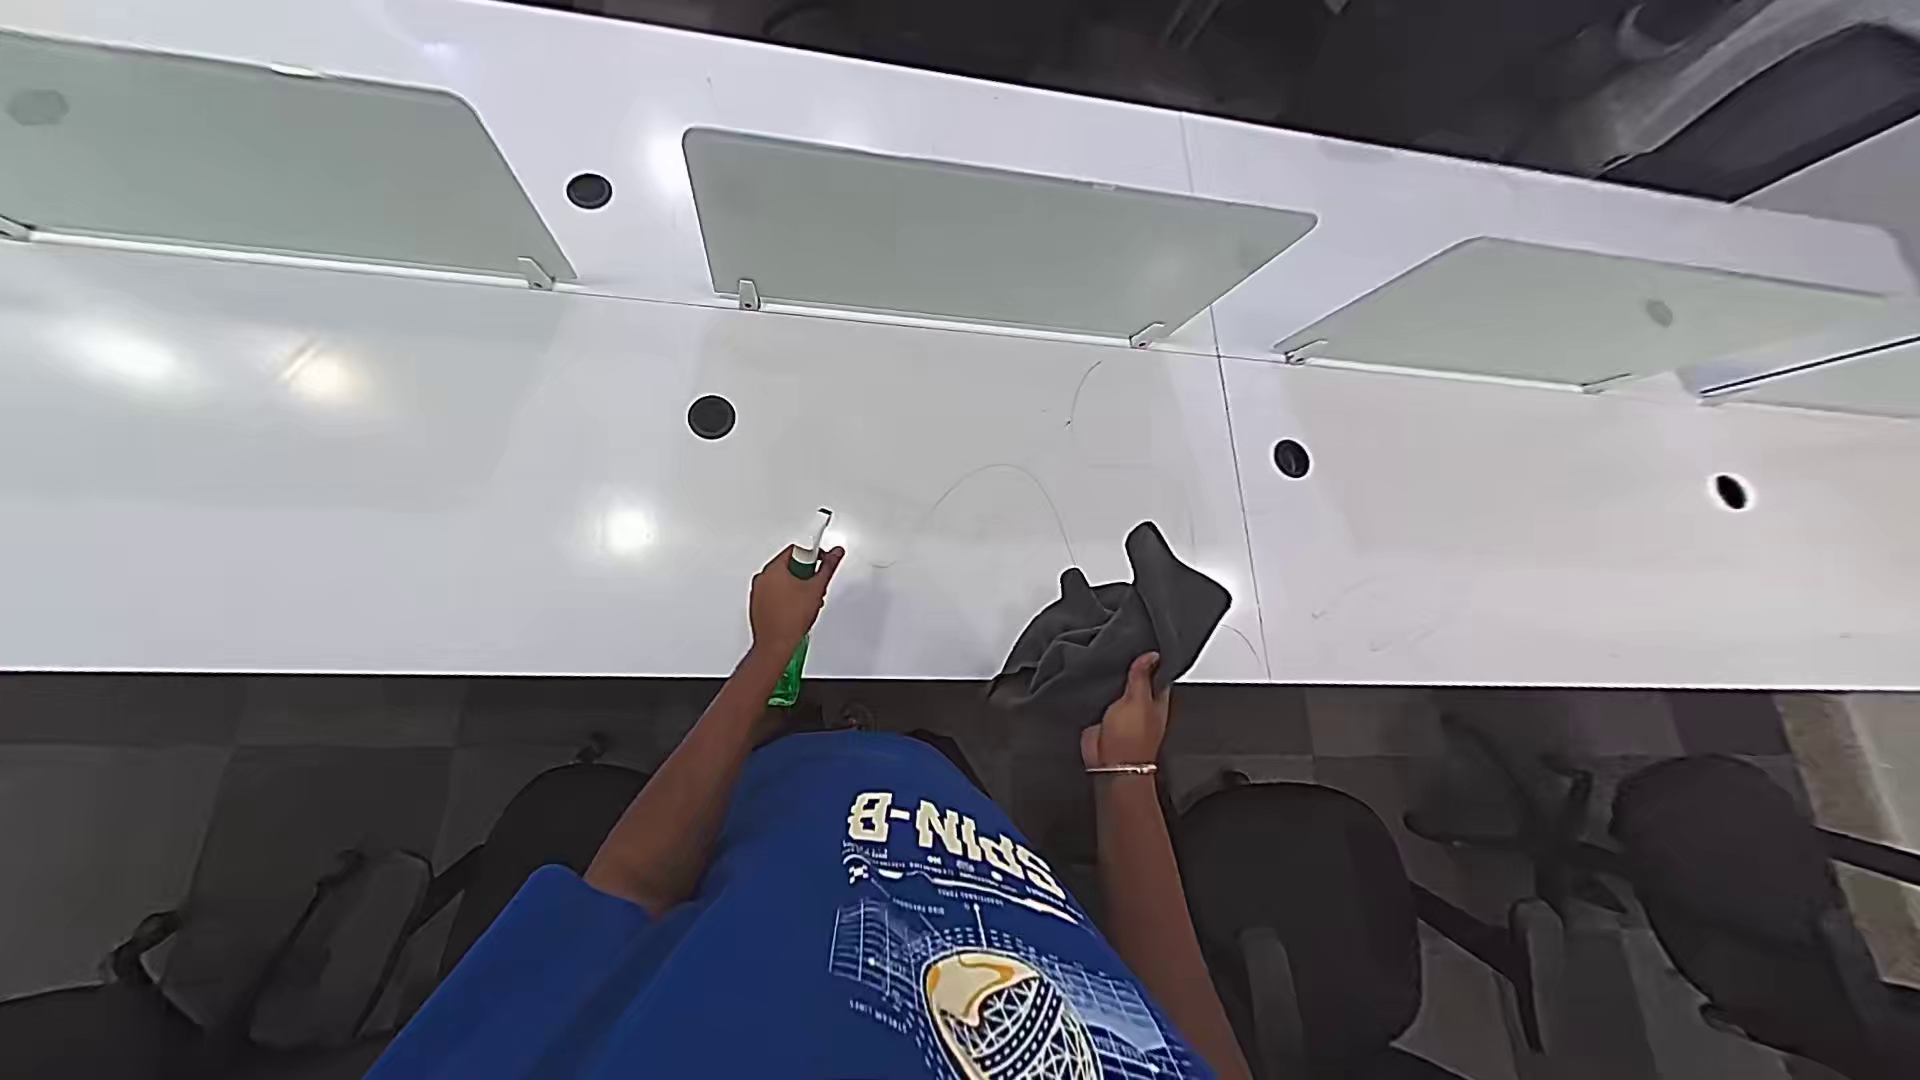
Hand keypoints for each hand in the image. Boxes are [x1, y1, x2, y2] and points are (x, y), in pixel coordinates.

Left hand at [749, 544, 843, 658]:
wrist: (776, 645)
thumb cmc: (790, 619)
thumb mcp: (816, 588)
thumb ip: (828, 567)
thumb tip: (836, 553)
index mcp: (774, 569)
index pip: (796, 550)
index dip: (813, 556)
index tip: (821, 565)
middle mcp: (762, 578)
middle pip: (789, 565)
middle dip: (806, 574)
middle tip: (814, 587)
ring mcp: (758, 592)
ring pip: (782, 580)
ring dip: (797, 587)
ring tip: (807, 602)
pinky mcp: (757, 605)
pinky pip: (774, 593)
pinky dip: (786, 597)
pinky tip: (796, 609)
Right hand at [1081, 652, 1169, 769]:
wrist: (1108, 763)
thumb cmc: (1131, 739)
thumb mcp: (1139, 700)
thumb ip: (1142, 676)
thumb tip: (1152, 655)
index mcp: (1156, 700)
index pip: (1157, 673)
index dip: (1152, 658)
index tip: (1144, 639)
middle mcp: (1140, 704)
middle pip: (1136, 678)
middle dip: (1128, 664)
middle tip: (1120, 642)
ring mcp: (1121, 709)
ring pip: (1117, 685)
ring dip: (1111, 675)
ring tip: (1103, 653)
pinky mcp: (1102, 714)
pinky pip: (1099, 695)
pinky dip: (1095, 687)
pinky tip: (1090, 674)